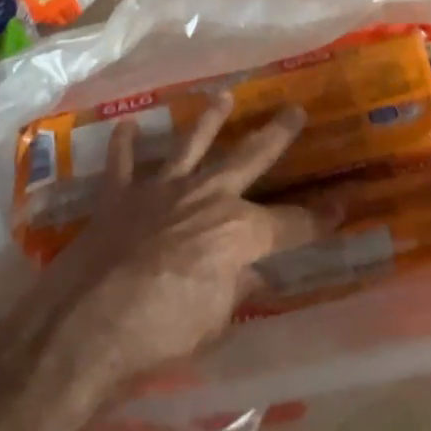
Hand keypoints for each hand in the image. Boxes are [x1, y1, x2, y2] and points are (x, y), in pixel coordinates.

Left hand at [1, 95, 334, 388]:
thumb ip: (236, 290)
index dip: (321, 217)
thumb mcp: (215, 322)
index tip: (343, 204)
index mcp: (240, 233)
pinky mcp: (118, 195)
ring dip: (208, 119)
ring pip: (190, 143)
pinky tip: (127, 125)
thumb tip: (251, 273)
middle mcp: (207, 197)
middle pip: (249, 159)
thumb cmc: (162, 333)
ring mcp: (160, 190)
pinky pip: (123, 161)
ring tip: (224, 96)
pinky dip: (125, 143)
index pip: (293, 223)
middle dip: (276, 135)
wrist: (86, 326)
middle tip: (295, 110)